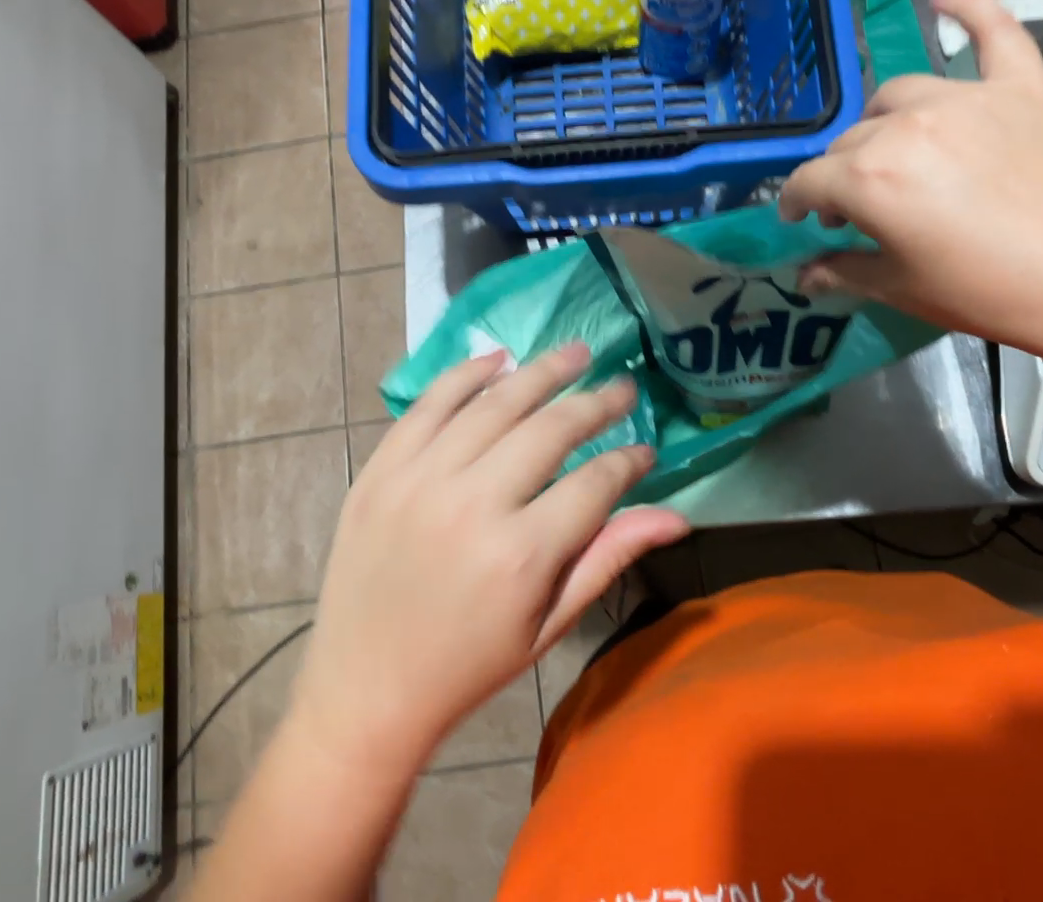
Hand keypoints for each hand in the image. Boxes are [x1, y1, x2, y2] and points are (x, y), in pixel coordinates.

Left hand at [290, 345, 688, 769]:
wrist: (366, 688)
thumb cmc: (469, 665)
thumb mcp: (548, 624)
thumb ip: (608, 558)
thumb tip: (676, 516)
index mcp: (522, 553)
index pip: (595, 481)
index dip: (629, 460)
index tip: (646, 451)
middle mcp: (473, 504)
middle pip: (550, 429)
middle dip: (596, 403)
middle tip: (623, 386)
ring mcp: (419, 481)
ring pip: (493, 405)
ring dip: (540, 373)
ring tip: (575, 353)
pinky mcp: (379, 472)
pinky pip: (427, 406)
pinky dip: (465, 376)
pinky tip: (498, 359)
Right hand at [778, 0, 1042, 377]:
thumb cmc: (985, 294)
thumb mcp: (901, 290)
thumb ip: (843, 272)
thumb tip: (805, 275)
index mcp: (871, 177)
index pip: (810, 180)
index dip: (796, 204)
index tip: (800, 220)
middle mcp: (909, 124)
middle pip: (851, 140)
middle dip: (840, 175)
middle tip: (855, 209)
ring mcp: (969, 97)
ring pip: (899, 95)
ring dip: (881, 125)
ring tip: (892, 153)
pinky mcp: (1024, 87)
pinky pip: (993, 32)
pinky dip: (969, 10)